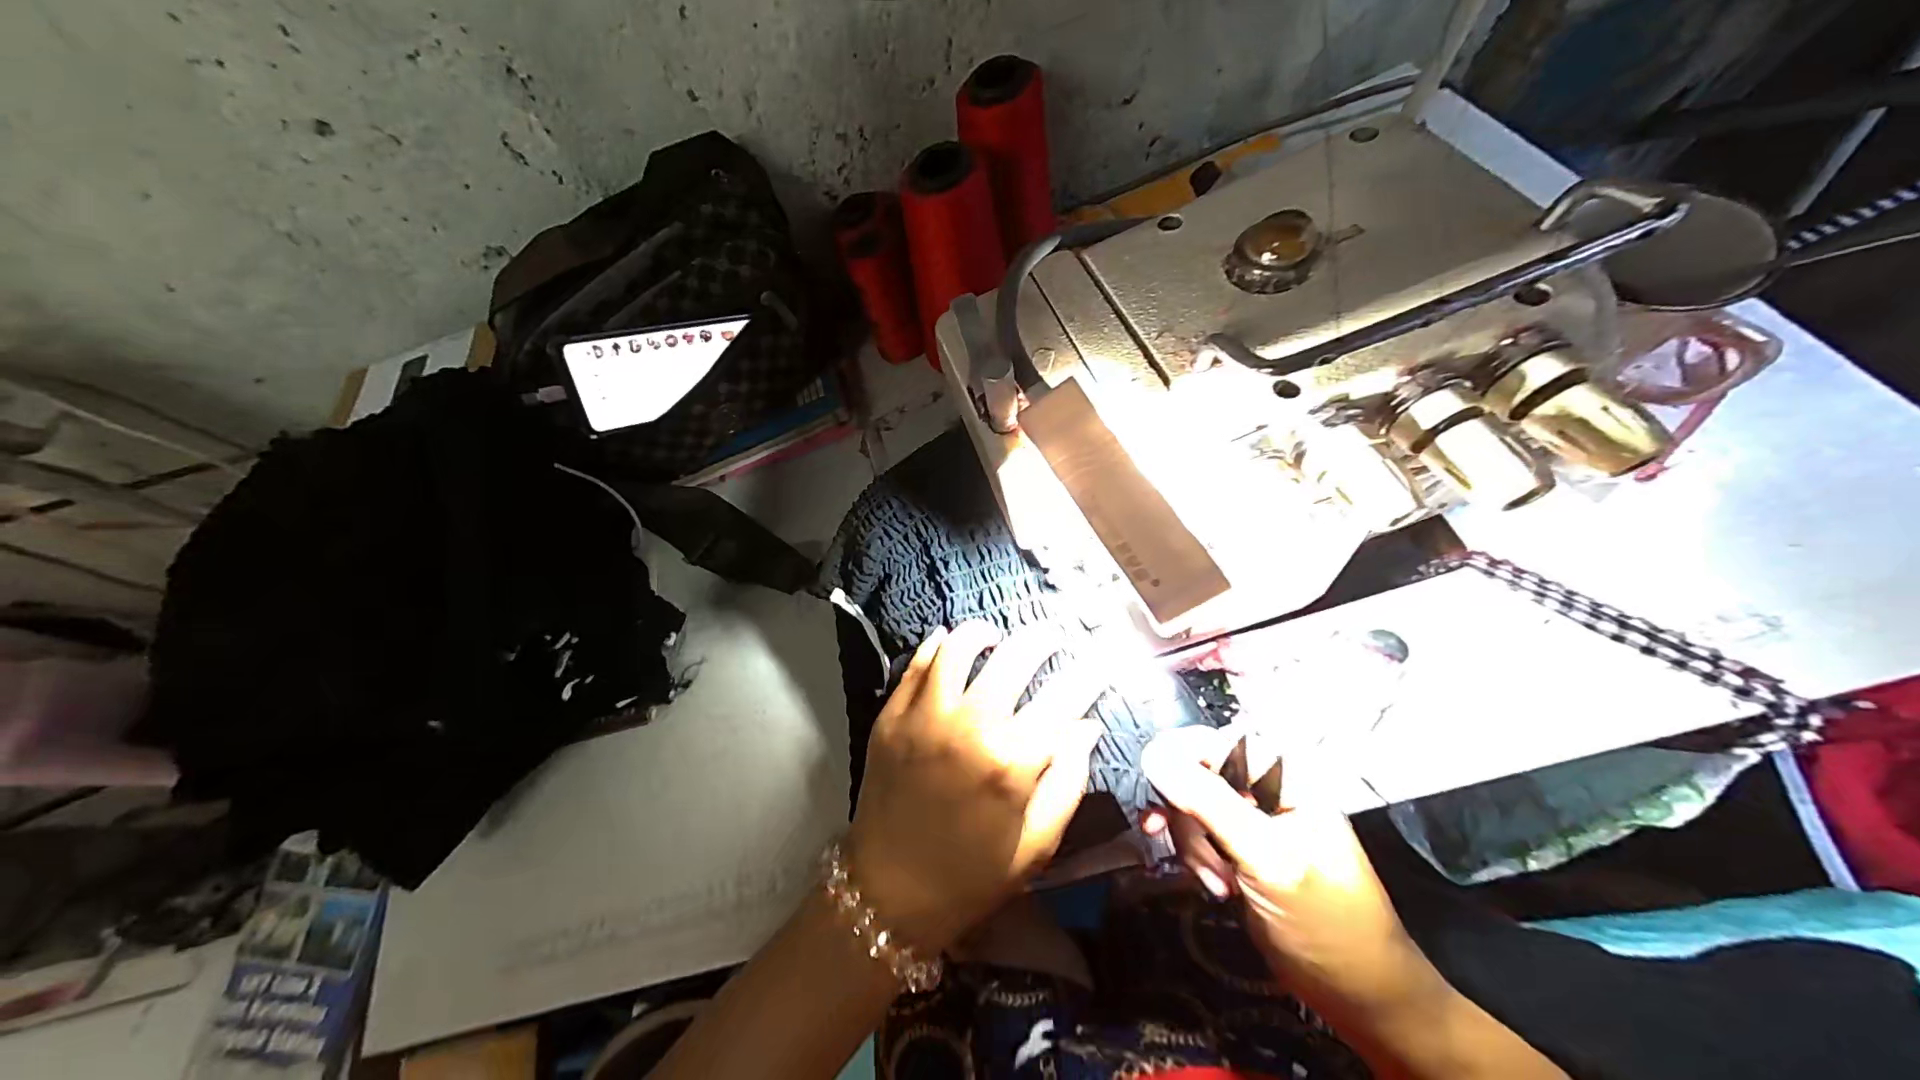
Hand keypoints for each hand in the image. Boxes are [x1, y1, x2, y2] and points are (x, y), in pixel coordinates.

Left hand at [845, 621, 1104, 952]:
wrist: (891, 893)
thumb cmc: (975, 874)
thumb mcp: (1039, 841)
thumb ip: (1069, 778)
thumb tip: (1085, 725)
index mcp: (1013, 760)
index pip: (1064, 697)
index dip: (1089, 673)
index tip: (1100, 661)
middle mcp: (969, 726)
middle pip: (1015, 658)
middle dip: (1042, 640)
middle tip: (1052, 637)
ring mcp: (924, 716)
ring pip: (958, 648)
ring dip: (983, 634)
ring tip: (994, 636)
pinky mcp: (891, 717)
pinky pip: (916, 664)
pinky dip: (936, 646)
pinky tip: (949, 642)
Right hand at [1141, 726, 1442, 1013]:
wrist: (1357, 991)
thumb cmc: (1329, 925)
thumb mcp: (1269, 859)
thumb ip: (1211, 804)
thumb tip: (1156, 759)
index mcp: (1284, 774)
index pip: (1213, 740)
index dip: (1179, 762)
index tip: (1162, 798)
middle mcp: (1265, 787)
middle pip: (1193, 771)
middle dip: (1187, 816)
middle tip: (1207, 860)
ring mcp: (1250, 817)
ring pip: (1188, 802)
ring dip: (1190, 842)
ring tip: (1216, 882)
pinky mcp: (1236, 845)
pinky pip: (1195, 829)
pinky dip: (1190, 852)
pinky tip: (1203, 877)